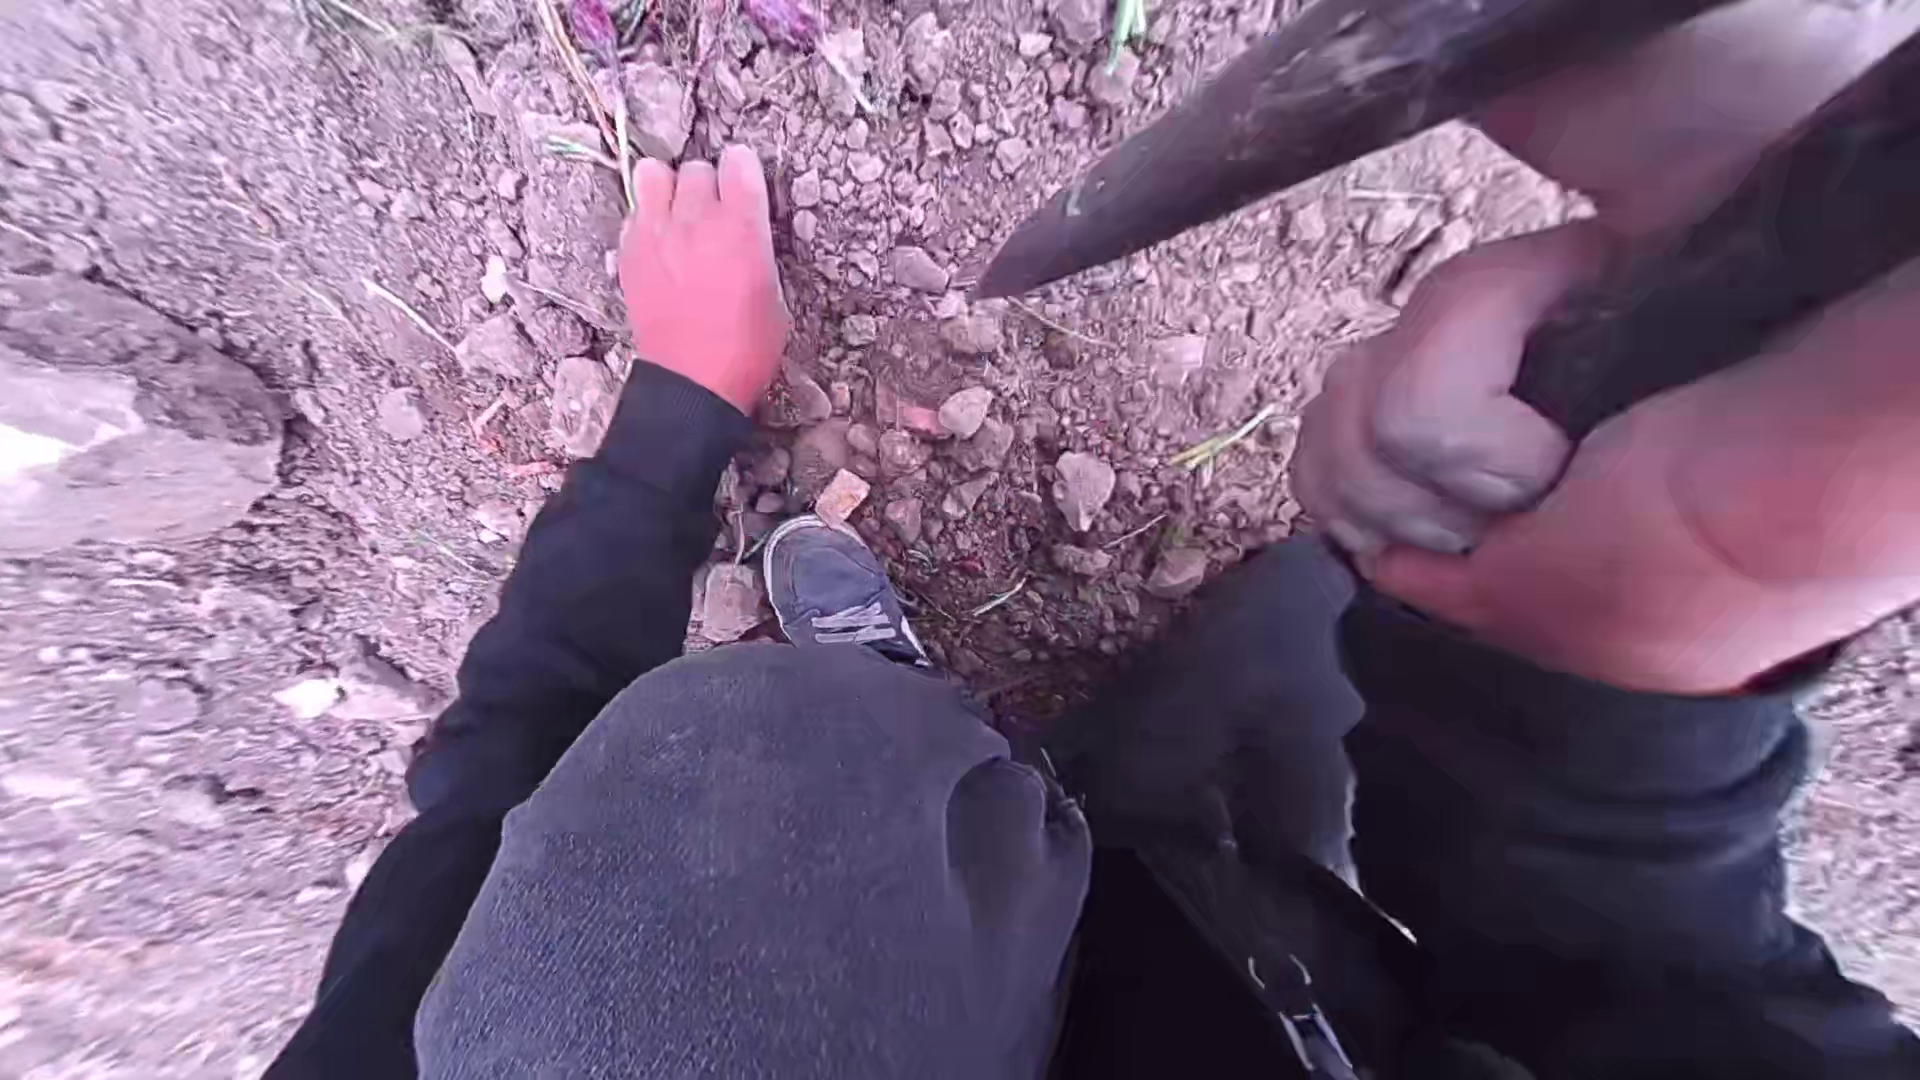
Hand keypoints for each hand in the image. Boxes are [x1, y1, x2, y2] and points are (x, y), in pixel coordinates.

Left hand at [619, 144, 790, 413]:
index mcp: (742, 230)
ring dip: (670, 188)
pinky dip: (649, 218)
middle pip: (698, 168)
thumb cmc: (745, 351)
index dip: (745, 171)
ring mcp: (657, 233)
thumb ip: (759, 255)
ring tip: (681, 215)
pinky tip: (663, 245)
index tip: (747, 184)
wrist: (694, 382)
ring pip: (655, 173)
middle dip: (710, 186)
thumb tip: (749, 238)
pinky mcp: (630, 252)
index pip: (740, 163)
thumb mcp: (775, 302)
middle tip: (717, 214)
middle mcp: (696, 220)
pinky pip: (635, 211)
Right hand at [1292, 0, 1919, 692]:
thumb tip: (1902, 235)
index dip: (1550, 66)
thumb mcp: (1864, 454)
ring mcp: (1443, 341)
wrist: (1576, 640)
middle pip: (1452, 300)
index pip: (1644, 91)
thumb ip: (1889, 346)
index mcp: (1698, 229)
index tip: (1496, 50)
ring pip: (1359, 380)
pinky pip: (1313, 430)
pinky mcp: (1366, 398)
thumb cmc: (1729, 553)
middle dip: (1465, 427)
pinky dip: (1348, 499)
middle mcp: (1557, 266)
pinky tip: (1409, 522)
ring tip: (1473, 523)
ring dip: (1403, 487)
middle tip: (1529, 486)